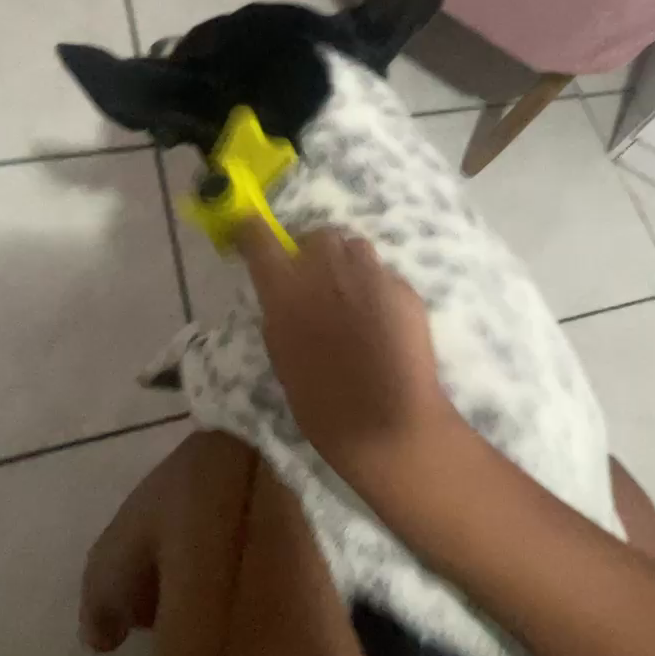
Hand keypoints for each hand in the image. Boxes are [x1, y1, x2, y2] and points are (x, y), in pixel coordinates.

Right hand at [235, 221, 459, 482]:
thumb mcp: (283, 355)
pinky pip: (384, 274)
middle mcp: (327, 270)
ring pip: (355, 247)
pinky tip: (383, 324)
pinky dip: (379, 290)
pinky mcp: (403, 287)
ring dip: (349, 265)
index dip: (252, 231)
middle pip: (318, 235)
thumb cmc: (322, 404)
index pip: (259, 237)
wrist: (386, 425)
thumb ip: (281, 310)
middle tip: (319, 282)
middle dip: (316, 252)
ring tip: (354, 300)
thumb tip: (286, 288)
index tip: (250, 232)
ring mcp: (370, 275)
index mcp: (286, 290)